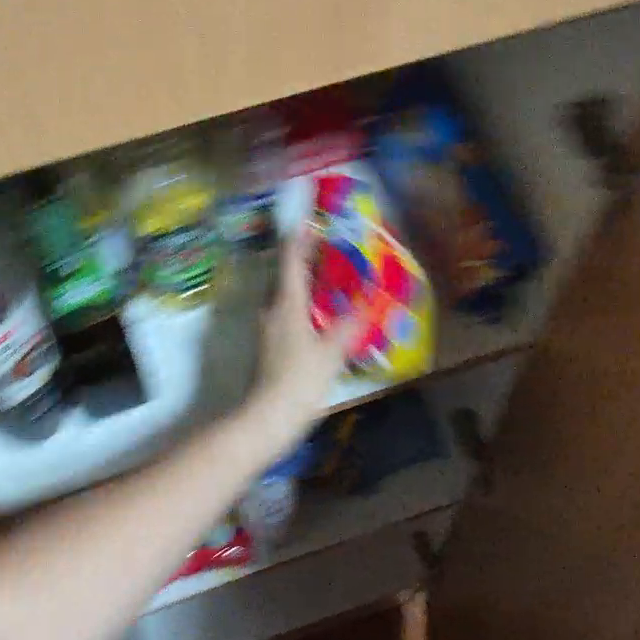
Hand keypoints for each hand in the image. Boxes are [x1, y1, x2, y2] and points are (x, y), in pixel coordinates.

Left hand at [247, 227, 355, 440]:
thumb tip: (372, 301)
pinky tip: (323, 318)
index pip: (290, 260)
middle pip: (287, 277)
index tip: (313, 221)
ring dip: (307, 286)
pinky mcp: (271, 349)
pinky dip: (307, 309)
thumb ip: (351, 324)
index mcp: (286, 304)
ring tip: (333, 280)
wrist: (268, 418)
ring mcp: (269, 331)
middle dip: (307, 261)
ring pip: (287, 298)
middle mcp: (272, 311)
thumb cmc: (299, 380)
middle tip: (332, 250)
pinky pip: (290, 317)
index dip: (301, 238)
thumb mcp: (331, 351)